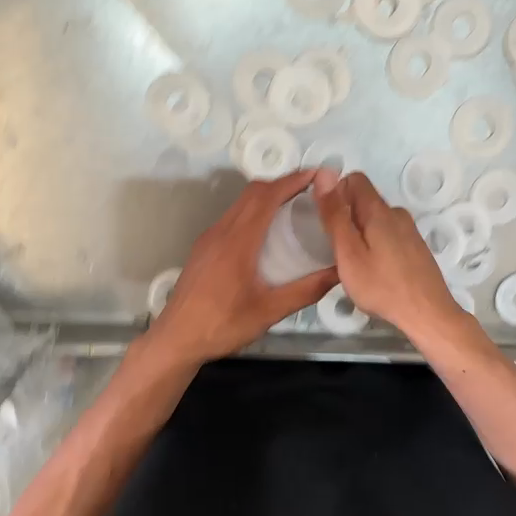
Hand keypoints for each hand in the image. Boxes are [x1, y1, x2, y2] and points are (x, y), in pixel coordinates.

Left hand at [146, 169, 339, 364]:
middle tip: (311, 190)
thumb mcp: (269, 311)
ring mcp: (208, 240)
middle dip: (281, 184)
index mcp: (238, 241)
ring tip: (292, 208)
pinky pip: (231, 219)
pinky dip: (252, 213)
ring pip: (239, 205)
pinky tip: (265, 233)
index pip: (266, 197)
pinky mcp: (203, 250)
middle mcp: (221, 232)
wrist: (176, 340)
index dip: (292, 181)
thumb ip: (306, 290)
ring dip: (265, 198)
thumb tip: (339, 273)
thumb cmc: (222, 325)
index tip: (316, 175)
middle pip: (252, 194)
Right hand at [313, 169, 466, 341]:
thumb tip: (324, 173)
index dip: (336, 193)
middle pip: (365, 200)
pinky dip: (375, 245)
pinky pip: (388, 235)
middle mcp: (397, 214)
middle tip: (337, 249)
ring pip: (376, 220)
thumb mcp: (348, 253)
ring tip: (354, 263)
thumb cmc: (382, 286)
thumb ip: (335, 215)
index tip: (327, 220)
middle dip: (346, 217)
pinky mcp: (415, 248)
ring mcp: (409, 231)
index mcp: (379, 211)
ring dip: (361, 233)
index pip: (355, 179)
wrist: (427, 313)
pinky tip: (375, 271)